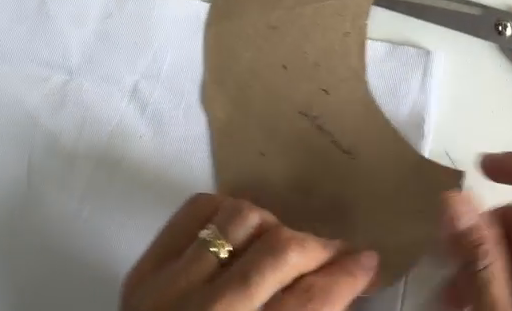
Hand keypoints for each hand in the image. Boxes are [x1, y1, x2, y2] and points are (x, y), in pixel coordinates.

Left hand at [122, 193, 379, 310]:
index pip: (307, 303)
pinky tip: (242, 231)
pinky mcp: (142, 273)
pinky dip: (226, 211)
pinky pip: (197, 210)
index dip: (345, 277)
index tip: (369, 260)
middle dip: (319, 248)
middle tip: (341, 251)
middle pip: (278, 254)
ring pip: (241, 220)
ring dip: (273, 228)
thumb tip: (344, 279)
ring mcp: (166, 291)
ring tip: (285, 245)